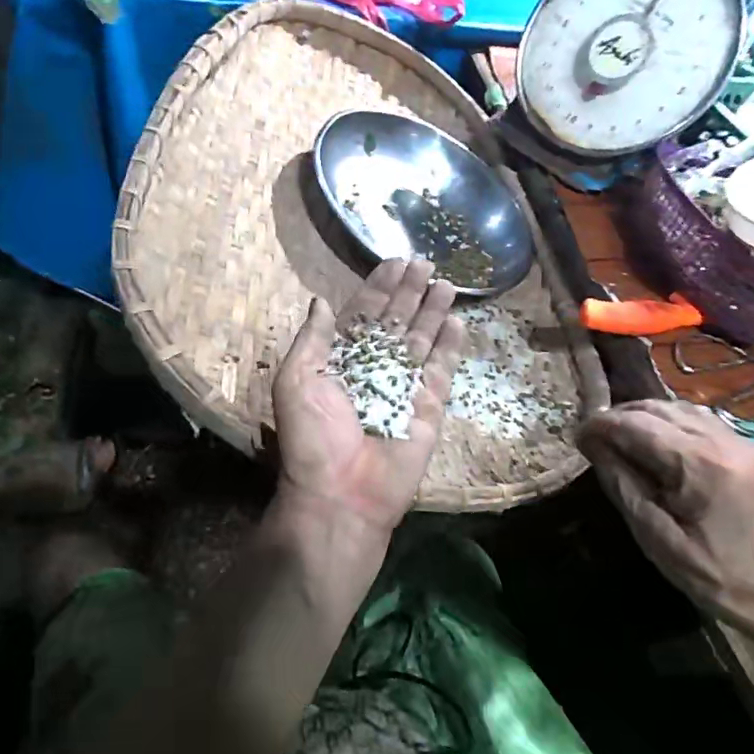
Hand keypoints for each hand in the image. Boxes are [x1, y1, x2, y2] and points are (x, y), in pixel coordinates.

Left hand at [271, 259, 465, 531]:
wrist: (339, 492)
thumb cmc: (311, 436)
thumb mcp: (297, 380)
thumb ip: (312, 339)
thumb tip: (320, 300)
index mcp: (338, 361)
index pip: (362, 315)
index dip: (377, 288)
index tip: (393, 261)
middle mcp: (371, 369)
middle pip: (394, 322)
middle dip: (408, 292)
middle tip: (425, 261)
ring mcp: (401, 388)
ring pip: (420, 341)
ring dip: (432, 311)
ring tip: (445, 283)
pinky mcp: (428, 408)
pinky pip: (440, 372)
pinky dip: (449, 347)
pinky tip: (455, 320)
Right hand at [578, 400, 753, 660]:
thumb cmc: (731, 582)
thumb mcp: (661, 541)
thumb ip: (625, 487)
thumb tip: (594, 448)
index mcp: (700, 463)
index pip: (634, 424)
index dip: (598, 426)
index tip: (574, 439)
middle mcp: (725, 441)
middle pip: (658, 408)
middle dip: (619, 416)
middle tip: (592, 439)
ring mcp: (746, 445)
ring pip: (682, 409)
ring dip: (645, 417)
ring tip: (618, 440)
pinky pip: (703, 423)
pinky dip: (671, 424)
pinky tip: (656, 446)